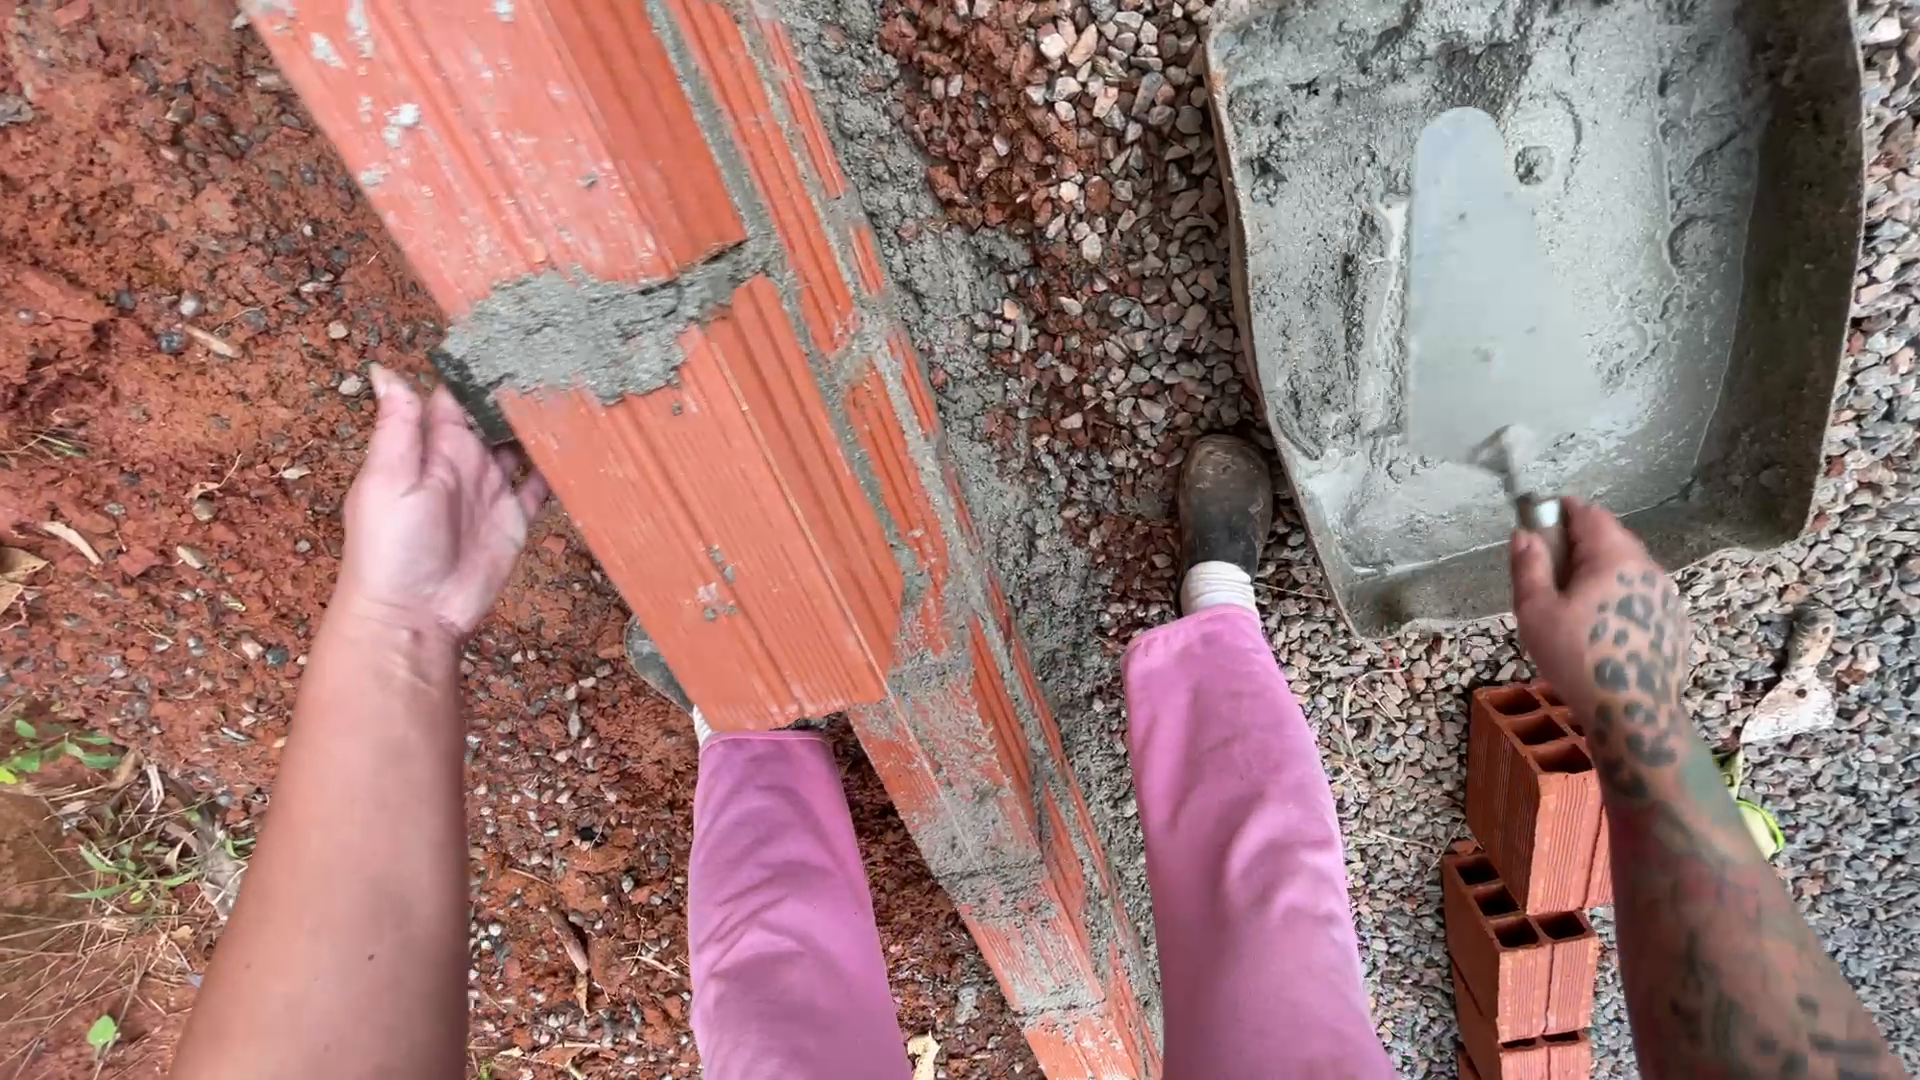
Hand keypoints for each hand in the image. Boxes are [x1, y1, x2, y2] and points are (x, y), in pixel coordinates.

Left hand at [334, 365, 548, 641]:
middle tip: (556, 369)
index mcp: (429, 450)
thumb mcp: (388, 481)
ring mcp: (492, 492)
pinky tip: (581, 452)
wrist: (417, 612)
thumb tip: (386, 371)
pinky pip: (541, 488)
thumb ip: (399, 429)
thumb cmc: (391, 547)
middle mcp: (463, 465)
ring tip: (574, 402)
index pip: (454, 400)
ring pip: (521, 449)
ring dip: (542, 430)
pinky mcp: (516, 518)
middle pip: (494, 421)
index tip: (507, 347)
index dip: (477, 375)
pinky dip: (559, 471)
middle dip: (518, 398)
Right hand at [1509, 498, 1690, 717]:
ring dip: (1595, 567)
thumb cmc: (1575, 655)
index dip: (1563, 509)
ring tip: (1565, 593)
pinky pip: (1637, 592)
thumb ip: (1529, 567)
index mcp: (1615, 560)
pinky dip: (1612, 591)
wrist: (1632, 709)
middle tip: (1543, 559)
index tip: (1539, 515)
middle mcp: (1648, 570)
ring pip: (1626, 567)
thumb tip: (1524, 534)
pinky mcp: (1672, 622)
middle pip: (1612, 539)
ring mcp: (1666, 598)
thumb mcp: (1535, 610)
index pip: (1592, 516)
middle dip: (1576, 540)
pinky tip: (1593, 619)